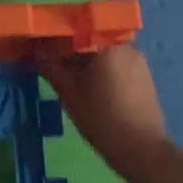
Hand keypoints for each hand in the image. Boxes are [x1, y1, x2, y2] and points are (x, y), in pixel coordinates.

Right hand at [38, 45, 175, 182]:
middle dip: (73, 53)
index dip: (56, 41)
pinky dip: (103, 73)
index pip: (76, 33)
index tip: (42, 50)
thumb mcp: (70, 93)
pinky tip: (92, 89)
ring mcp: (139, 63)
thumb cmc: (100, 117)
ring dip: (88, 64)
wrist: (140, 149)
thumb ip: (52, 69)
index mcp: (107, 46)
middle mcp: (126, 48)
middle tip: (54, 67)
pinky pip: (118, 68)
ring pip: (106, 56)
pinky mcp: (145, 79)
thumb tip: (37, 54)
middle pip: (92, 43)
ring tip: (72, 80)